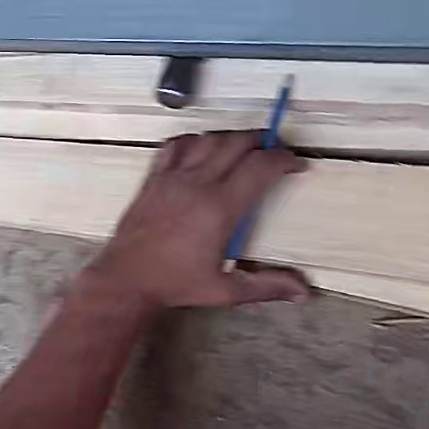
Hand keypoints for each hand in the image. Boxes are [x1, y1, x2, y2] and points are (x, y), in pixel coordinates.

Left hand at [77, 131, 311, 311]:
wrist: (126, 280)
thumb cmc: (174, 285)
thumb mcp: (226, 290)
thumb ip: (267, 286)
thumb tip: (302, 291)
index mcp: (219, 209)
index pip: (260, 167)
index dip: (284, 159)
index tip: (295, 164)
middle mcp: (197, 185)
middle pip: (238, 143)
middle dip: (263, 141)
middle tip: (274, 151)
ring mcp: (172, 178)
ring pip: (209, 139)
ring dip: (232, 138)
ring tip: (244, 148)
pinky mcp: (153, 179)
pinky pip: (176, 145)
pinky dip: (194, 140)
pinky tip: (202, 148)